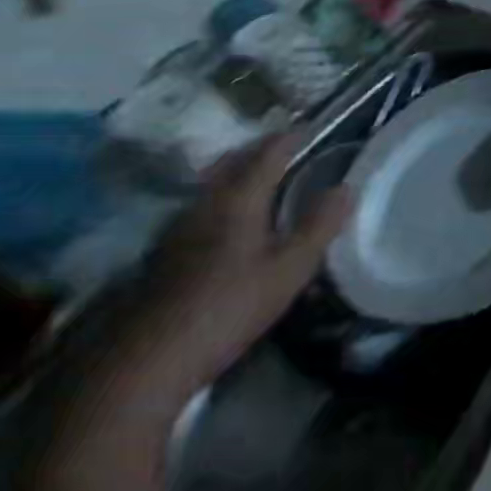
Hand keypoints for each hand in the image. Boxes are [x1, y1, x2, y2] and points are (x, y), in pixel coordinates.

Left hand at [32, 132, 350, 490]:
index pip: (268, 153)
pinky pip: (200, 209)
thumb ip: (320, 226)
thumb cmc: (228, 307)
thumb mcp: (290, 269)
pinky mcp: (162, 256)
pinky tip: (227, 222)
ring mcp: (176, 229)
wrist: (144, 363)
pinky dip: (221, 200)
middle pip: (233, 162)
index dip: (292, 137)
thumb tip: (347, 187)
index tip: (313, 127)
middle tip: (287, 147)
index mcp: (238, 198)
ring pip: (212, 186)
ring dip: (237, 174)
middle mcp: (204, 204)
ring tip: (260, 179)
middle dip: (260, 150)